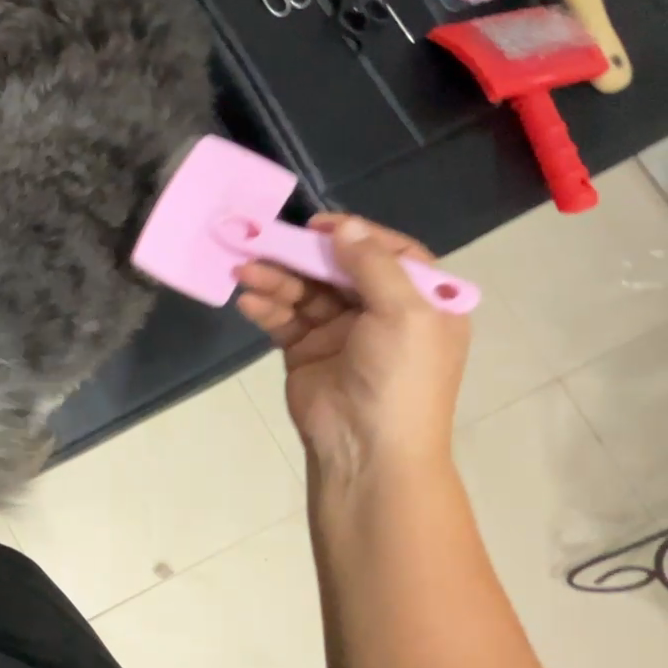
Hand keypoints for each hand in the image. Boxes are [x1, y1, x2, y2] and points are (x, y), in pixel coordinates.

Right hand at [235, 215, 469, 478]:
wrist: (366, 443)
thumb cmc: (400, 376)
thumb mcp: (404, 314)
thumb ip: (372, 267)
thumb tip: (344, 227)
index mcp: (423, 301)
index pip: (389, 254)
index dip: (354, 235)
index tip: (316, 224)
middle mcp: (382, 311)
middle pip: (337, 270)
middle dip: (300, 256)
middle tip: (260, 242)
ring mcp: (340, 331)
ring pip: (304, 292)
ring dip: (274, 280)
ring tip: (243, 272)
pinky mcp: (304, 349)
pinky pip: (283, 318)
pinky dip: (265, 307)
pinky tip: (249, 302)